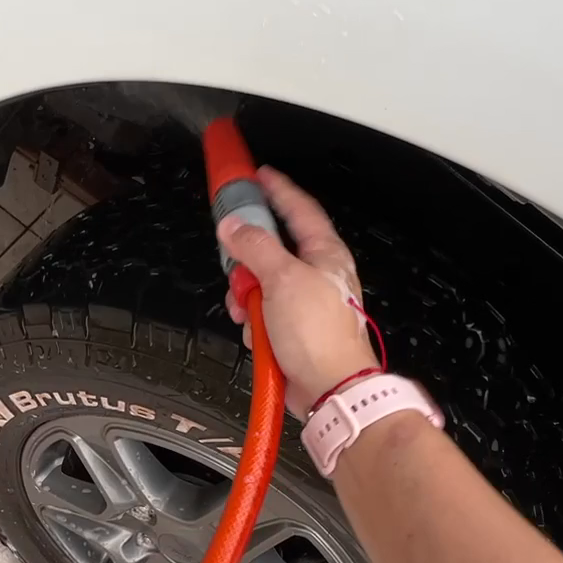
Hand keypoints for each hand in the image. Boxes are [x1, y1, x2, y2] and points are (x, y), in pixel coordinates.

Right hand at [218, 166, 379, 417]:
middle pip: (271, 250)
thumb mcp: (281, 280)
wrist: (328, 387)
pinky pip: (261, 315)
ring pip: (261, 285)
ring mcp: (304, 303)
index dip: (276, 190)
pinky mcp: (291, 330)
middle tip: (234, 263)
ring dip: (247, 298)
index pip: (298, 209)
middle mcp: (317, 275)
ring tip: (249, 312)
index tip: (257, 176)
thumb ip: (255, 248)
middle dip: (247, 260)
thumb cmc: (319, 335)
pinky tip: (258, 333)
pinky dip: (254, 322)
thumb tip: (234, 227)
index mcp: (324, 253)